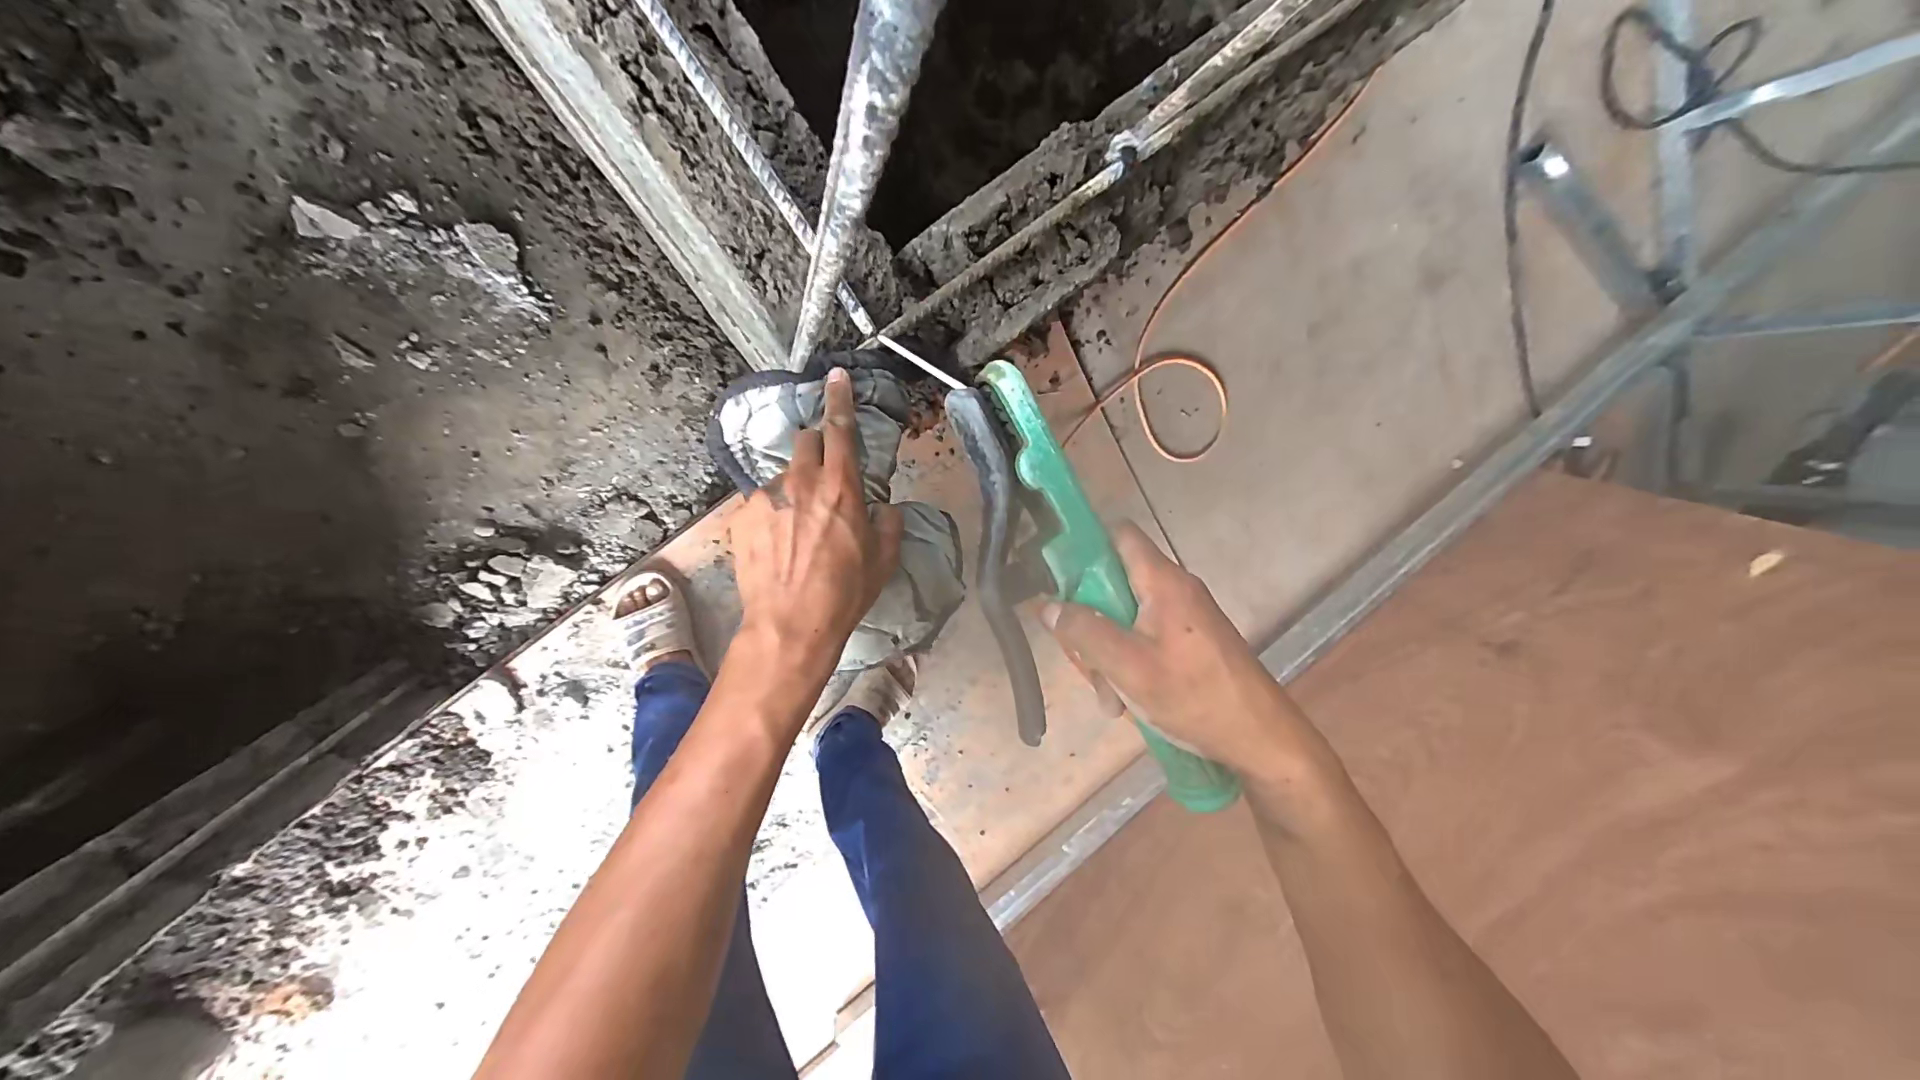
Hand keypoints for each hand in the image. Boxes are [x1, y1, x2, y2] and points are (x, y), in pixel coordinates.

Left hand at [730, 367, 903, 678]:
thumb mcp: (884, 559)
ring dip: (796, 485)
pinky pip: (763, 500)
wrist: (790, 623)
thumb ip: (889, 523)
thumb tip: (884, 508)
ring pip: (784, 473)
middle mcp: (802, 482)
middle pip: (807, 440)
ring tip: (800, 525)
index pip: (841, 428)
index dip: (840, 398)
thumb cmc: (843, 593)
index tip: (836, 376)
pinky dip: (775, 510)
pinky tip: (779, 542)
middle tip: (825, 477)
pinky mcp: (744, 516)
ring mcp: (768, 497)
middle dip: (817, 447)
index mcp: (842, 487)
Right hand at [1040, 524, 1340, 815]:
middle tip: (1081, 658)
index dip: (1084, 545)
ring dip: (1107, 654)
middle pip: (1114, 583)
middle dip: (1090, 621)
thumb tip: (1047, 606)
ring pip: (1126, 618)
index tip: (1056, 576)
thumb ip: (1084, 632)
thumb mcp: (1128, 667)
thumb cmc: (1194, 696)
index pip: (1119, 534)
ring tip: (1110, 698)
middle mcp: (1174, 589)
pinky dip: (1129, 665)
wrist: (1260, 738)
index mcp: (1162, 581)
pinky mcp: (1190, 642)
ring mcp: (1184, 617)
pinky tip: (1127, 703)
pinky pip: (1145, 639)